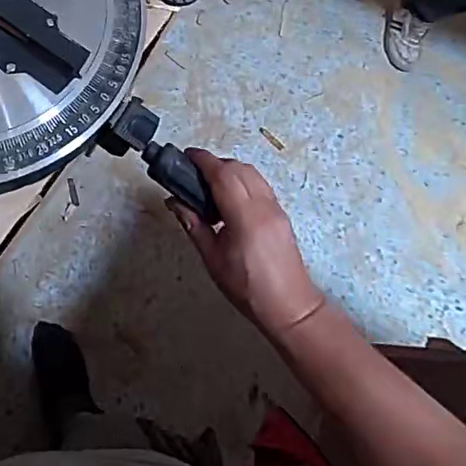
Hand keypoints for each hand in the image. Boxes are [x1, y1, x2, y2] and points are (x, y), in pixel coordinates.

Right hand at [170, 151, 325, 338]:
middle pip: (238, 168)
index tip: (186, 157)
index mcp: (245, 217)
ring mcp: (276, 210)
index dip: (203, 160)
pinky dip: (242, 180)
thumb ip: (193, 225)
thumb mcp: (212, 258)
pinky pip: (260, 185)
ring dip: (230, 170)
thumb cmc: (248, 288)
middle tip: (193, 172)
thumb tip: (175, 202)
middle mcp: (264, 208)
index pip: (223, 174)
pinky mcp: (282, 215)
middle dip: (214, 163)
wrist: (290, 308)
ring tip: (210, 184)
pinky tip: (229, 197)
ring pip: (252, 173)